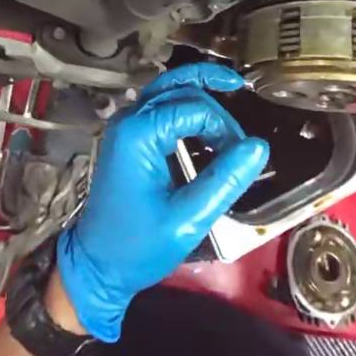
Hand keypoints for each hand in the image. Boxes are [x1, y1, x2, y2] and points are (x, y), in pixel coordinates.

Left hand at [55, 63, 269, 341]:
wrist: (96, 267)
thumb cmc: (137, 247)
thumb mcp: (187, 219)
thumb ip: (224, 180)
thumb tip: (259, 147)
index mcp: (138, 135)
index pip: (196, 109)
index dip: (224, 129)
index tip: (239, 157)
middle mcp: (129, 121)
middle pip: (181, 88)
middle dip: (216, 106)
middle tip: (240, 138)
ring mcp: (127, 126)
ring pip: (170, 88)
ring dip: (202, 89)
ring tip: (233, 90)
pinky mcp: (130, 136)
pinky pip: (162, 104)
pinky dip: (188, 101)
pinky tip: (208, 112)